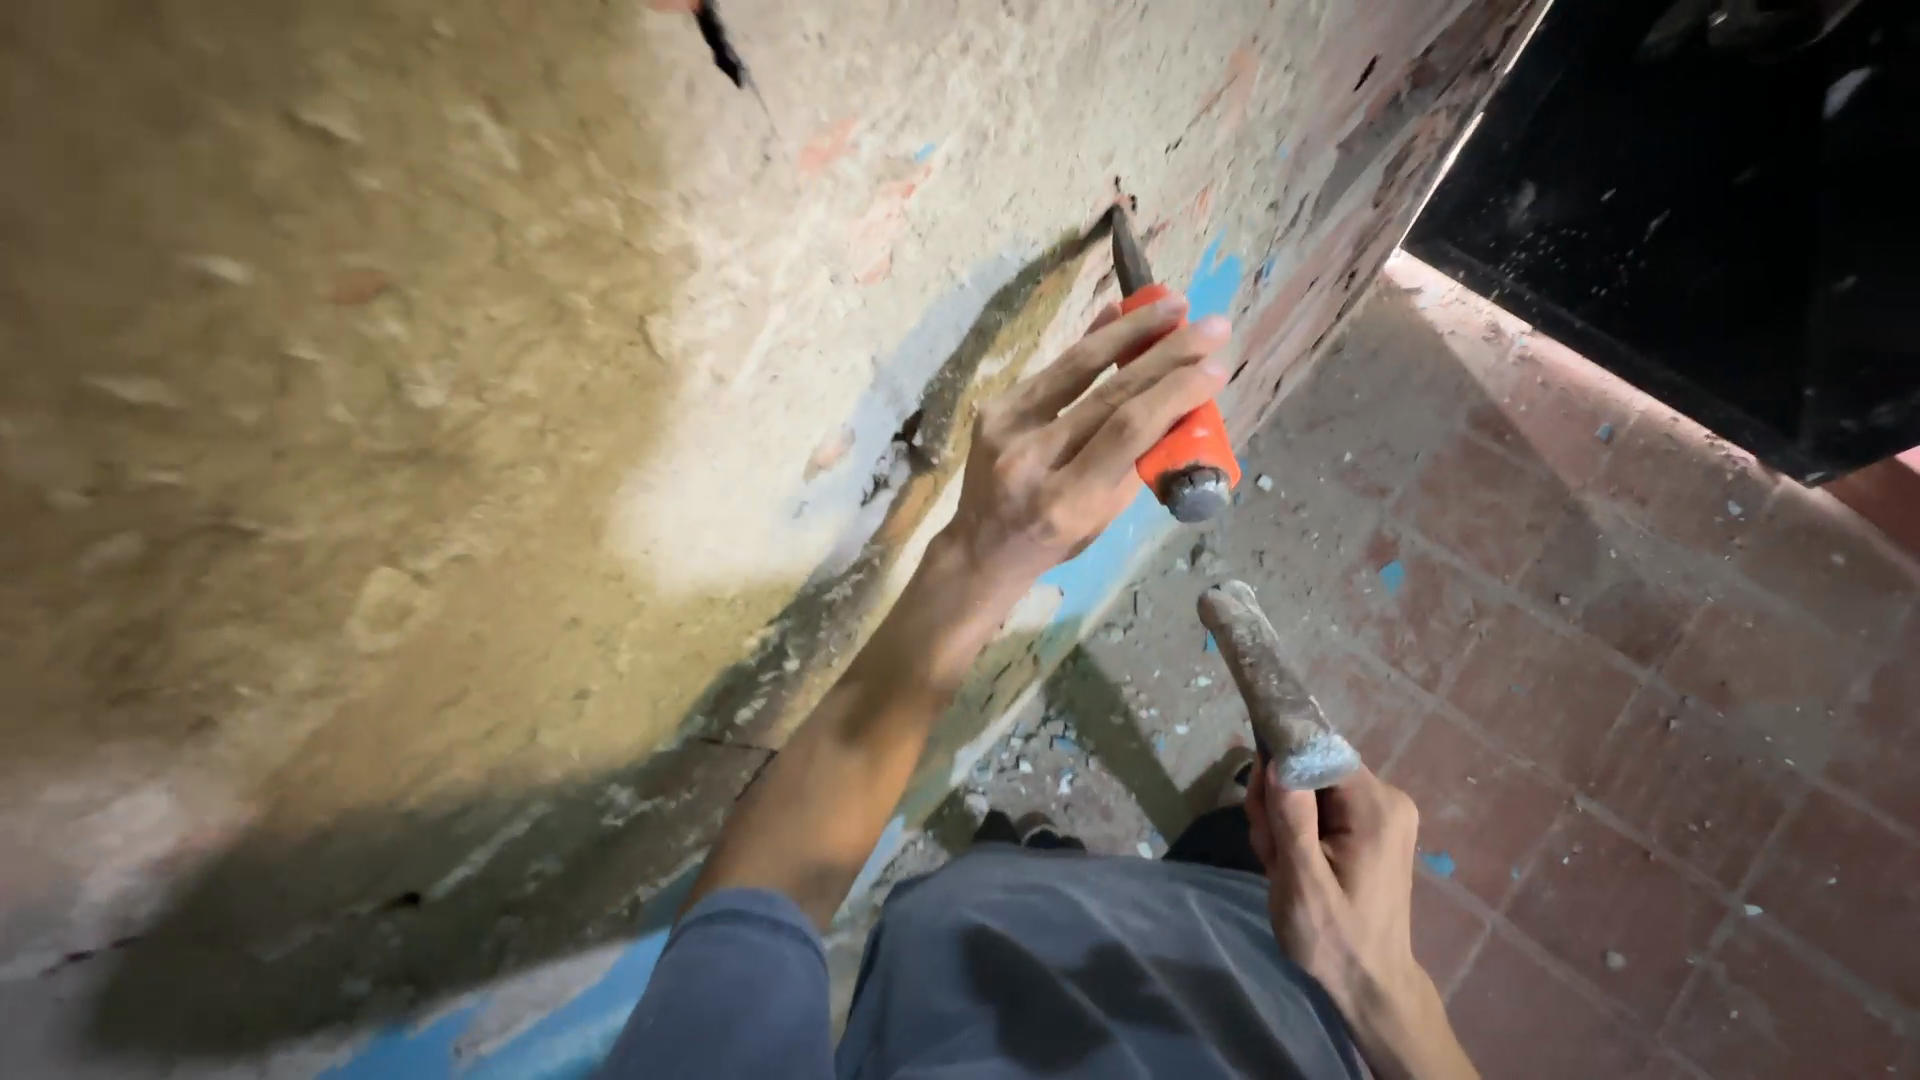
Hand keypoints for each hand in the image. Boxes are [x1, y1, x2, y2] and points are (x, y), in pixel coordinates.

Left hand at [937, 295, 1231, 603]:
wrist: (981, 548)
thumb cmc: (1055, 540)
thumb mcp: (1102, 516)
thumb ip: (1136, 461)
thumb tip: (1177, 400)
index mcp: (1066, 500)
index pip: (1127, 431)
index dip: (1174, 392)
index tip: (1217, 367)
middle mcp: (1031, 459)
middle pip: (1109, 394)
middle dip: (1167, 354)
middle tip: (1213, 326)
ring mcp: (1005, 429)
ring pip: (1076, 367)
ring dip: (1130, 330)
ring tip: (1173, 304)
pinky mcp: (993, 409)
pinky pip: (1052, 370)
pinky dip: (1090, 342)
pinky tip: (1119, 314)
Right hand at [1246, 764, 1476, 1079]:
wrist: (1369, 984)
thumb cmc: (1335, 937)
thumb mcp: (1303, 880)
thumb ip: (1291, 817)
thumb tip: (1275, 759)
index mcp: (1376, 806)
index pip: (1314, 752)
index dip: (1278, 772)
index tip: (1263, 812)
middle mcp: (1385, 797)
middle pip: (1307, 768)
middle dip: (1276, 804)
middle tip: (1271, 851)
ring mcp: (1378, 810)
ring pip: (1305, 786)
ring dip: (1280, 820)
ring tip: (1280, 864)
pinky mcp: (1368, 824)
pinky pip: (1315, 803)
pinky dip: (1294, 828)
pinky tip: (1291, 863)